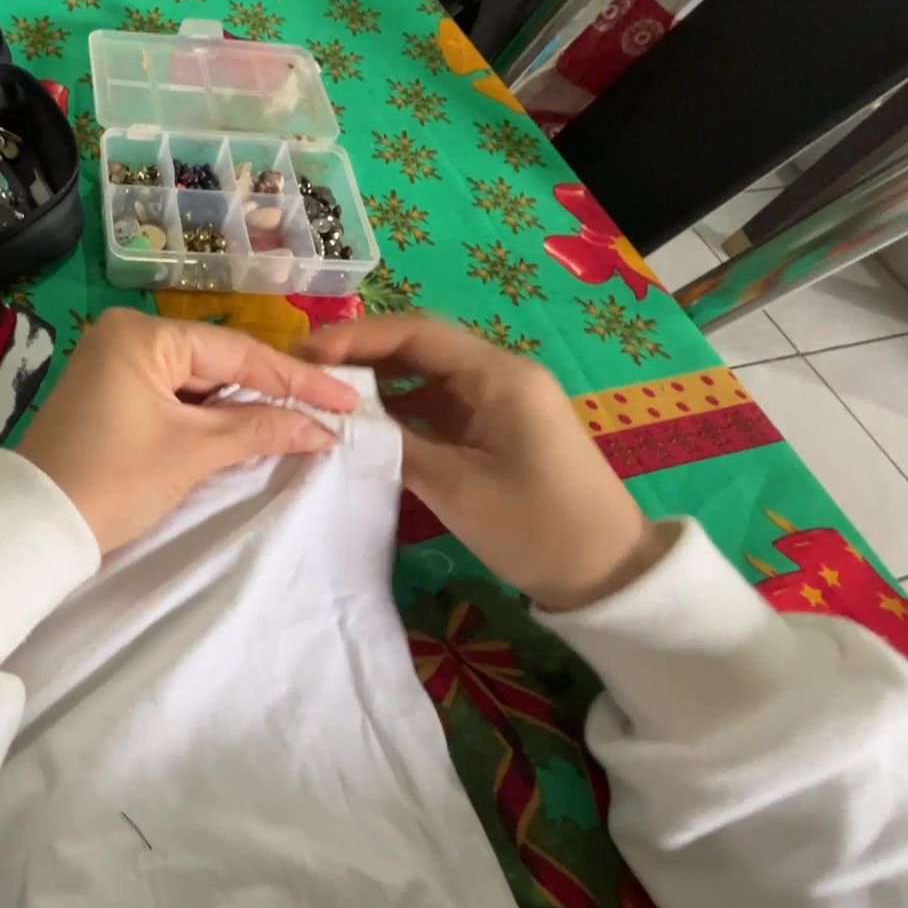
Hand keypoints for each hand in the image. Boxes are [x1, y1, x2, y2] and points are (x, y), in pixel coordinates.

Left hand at [16, 308, 357, 553]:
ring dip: (241, 405)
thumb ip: (260, 429)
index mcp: (141, 335)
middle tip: (330, 408)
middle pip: (216, 361)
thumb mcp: (192, 452)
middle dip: (270, 390)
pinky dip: (208, 416)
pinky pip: (173, 397)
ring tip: (301, 419)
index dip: (296, 378)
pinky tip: (248, 427)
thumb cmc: (114, 481)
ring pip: (196, 381)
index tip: (347, 398)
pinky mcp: (111, 396)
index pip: (236, 350)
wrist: (37, 528)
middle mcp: (126, 337)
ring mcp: (115, 366)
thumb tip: (322, 429)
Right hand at [298, 315, 662, 611]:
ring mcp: (493, 401)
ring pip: (420, 376)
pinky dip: (393, 410)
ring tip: (320, 396)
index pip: (416, 333)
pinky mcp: (488, 427)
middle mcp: (496, 375)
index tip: (305, 355)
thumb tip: (336, 419)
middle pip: (415, 347)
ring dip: (372, 383)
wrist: (605, 574)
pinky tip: (358, 424)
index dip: (356, 338)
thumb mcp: (455, 485)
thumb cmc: (535, 525)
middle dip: (358, 356)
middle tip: (302, 374)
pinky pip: (430, 405)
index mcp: (498, 375)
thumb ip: (393, 443)